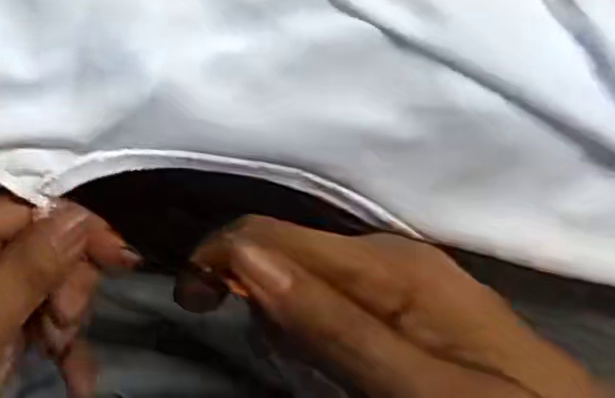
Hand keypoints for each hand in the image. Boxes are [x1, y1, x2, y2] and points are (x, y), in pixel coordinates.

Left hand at [0, 196, 138, 397]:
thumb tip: (81, 214)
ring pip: (52, 279)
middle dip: (65, 284)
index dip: (75, 228)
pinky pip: (46, 313)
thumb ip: (33, 263)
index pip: (28, 207)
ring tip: (58, 349)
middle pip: (45, 242)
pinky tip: (72, 372)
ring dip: (66, 317)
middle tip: (63, 322)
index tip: (122, 254)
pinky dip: (64, 342)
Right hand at [177, 216, 609, 397]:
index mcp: (392, 261)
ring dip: (269, 295)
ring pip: (305, 266)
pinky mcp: (416, 310)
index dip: (218, 255)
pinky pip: (335, 292)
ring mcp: (406, 281)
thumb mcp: (428, 391)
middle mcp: (391, 253)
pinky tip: (307, 340)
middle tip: (209, 318)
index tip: (187, 302)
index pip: (272, 232)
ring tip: (262, 338)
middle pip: (285, 242)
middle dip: (238, 271)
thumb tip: (241, 252)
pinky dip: (303, 311)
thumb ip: (336, 325)